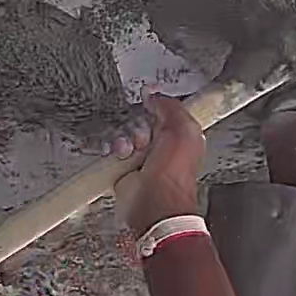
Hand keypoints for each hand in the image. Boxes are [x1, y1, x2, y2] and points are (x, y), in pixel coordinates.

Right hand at [110, 93, 204, 236]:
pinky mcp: (123, 167)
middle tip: (145, 137)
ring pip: (125, 132)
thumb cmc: (174, 171)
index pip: (163, 110)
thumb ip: (169, 106)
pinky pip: (113, 147)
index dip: (155, 105)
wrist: (154, 202)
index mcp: (180, 135)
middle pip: (141, 119)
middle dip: (140, 125)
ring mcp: (142, 157)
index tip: (148, 101)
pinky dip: (115, 149)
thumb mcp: (183, 129)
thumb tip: (152, 93)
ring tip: (132, 149)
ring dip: (127, 138)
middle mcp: (161, 145)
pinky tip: (122, 155)